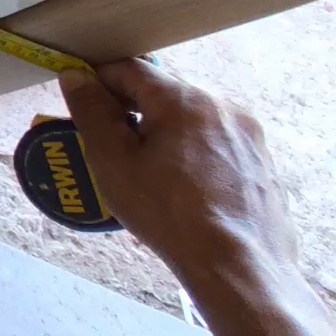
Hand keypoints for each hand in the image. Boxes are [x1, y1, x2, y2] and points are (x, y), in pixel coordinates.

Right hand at [59, 60, 300, 280]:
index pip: (127, 68)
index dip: (95, 80)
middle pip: (159, 90)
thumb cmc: (165, 208)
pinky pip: (208, 136)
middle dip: (127, 106)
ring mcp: (248, 135)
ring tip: (138, 161)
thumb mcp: (110, 155)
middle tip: (105, 138)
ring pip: (184, 113)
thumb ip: (90, 108)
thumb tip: (76, 75)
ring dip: (155, 125)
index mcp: (186, 100)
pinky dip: (183, 144)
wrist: (238, 266)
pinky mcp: (260, 160)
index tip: (79, 104)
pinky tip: (173, 176)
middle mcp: (224, 107)